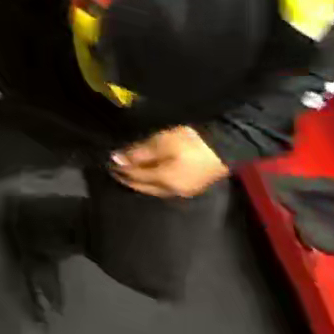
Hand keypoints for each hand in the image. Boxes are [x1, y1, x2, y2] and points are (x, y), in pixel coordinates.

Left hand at [109, 126, 228, 197]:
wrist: (226, 145)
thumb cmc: (189, 143)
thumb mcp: (161, 143)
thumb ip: (138, 153)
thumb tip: (116, 159)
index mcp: (163, 181)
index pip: (135, 177)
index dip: (120, 170)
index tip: (107, 163)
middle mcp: (172, 191)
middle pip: (144, 186)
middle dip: (128, 179)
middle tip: (115, 170)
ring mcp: (184, 190)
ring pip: (155, 188)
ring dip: (140, 181)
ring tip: (129, 172)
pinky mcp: (193, 185)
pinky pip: (165, 186)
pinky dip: (153, 180)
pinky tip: (149, 174)